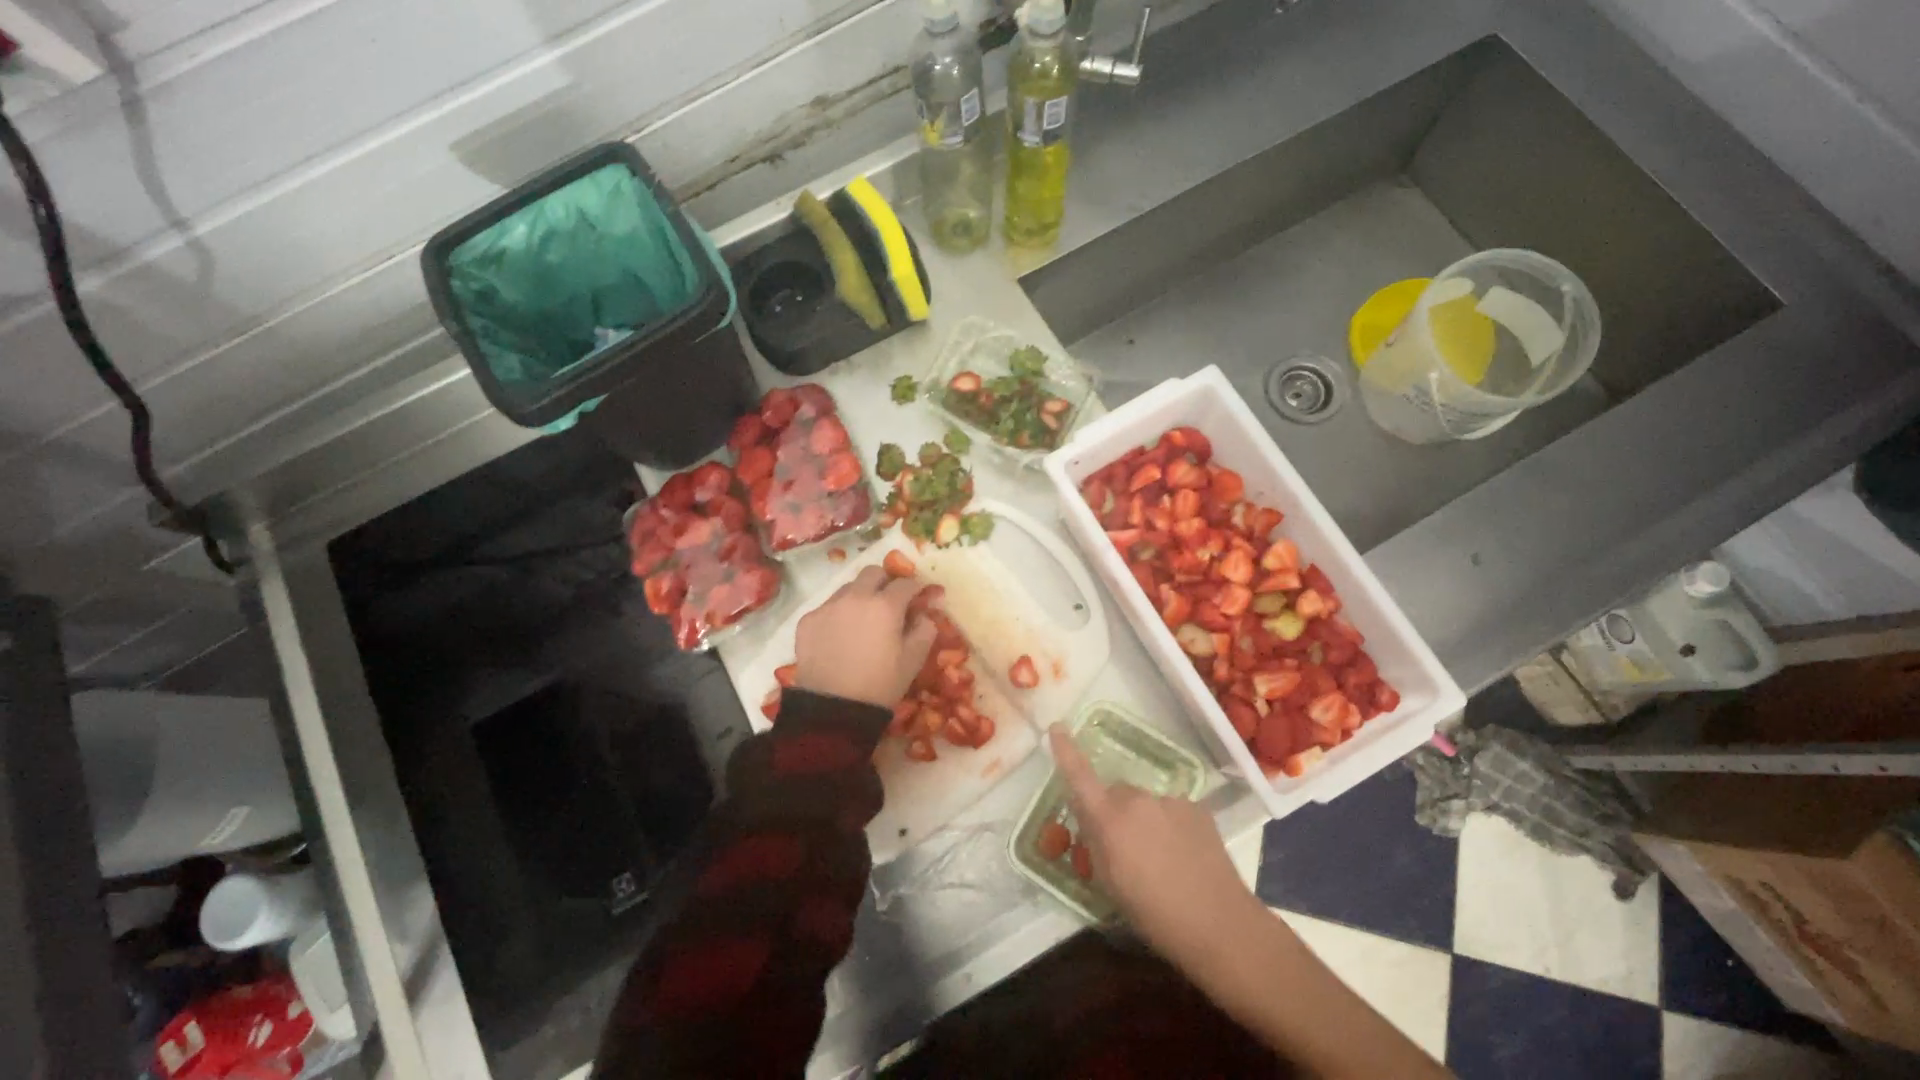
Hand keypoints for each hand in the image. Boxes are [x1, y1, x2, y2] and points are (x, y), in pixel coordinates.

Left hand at [794, 565, 937, 707]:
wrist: (833, 708)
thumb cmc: (880, 685)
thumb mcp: (913, 660)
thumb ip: (925, 630)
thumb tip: (924, 614)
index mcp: (885, 606)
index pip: (905, 583)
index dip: (915, 589)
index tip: (917, 599)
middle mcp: (855, 597)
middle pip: (873, 573)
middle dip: (885, 582)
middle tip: (889, 602)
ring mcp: (828, 607)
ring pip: (847, 588)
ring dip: (860, 596)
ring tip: (862, 621)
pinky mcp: (808, 620)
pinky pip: (827, 608)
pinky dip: (838, 615)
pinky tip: (840, 637)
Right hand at [1049, 725, 1266, 963]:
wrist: (1217, 921)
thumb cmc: (1152, 912)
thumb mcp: (1109, 882)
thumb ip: (1096, 843)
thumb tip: (1093, 822)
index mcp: (1109, 819)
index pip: (1079, 777)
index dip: (1065, 751)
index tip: (1057, 726)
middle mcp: (1138, 800)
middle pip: (1115, 794)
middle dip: (1113, 812)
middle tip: (1122, 849)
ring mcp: (1171, 800)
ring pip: (1145, 803)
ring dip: (1144, 820)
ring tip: (1159, 858)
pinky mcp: (1198, 808)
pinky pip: (1171, 810)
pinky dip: (1170, 826)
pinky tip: (1182, 856)